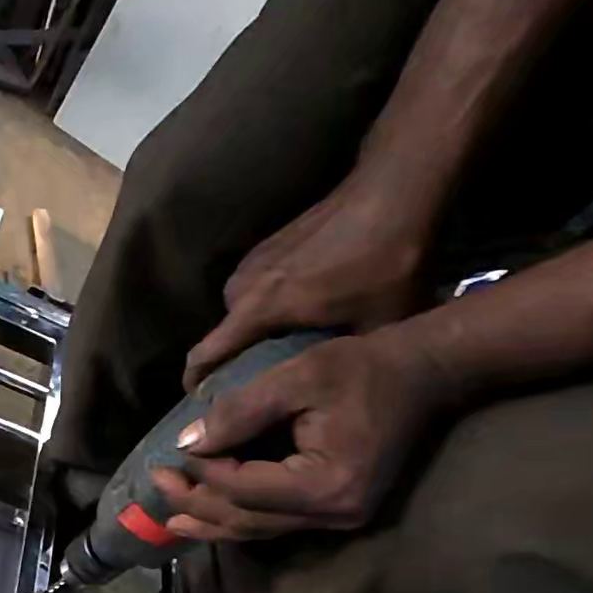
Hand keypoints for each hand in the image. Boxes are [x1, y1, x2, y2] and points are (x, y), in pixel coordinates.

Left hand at [156, 329, 457, 541]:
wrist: (422, 373)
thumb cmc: (360, 367)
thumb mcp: (294, 377)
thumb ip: (237, 412)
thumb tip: (185, 444)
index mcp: (324, 483)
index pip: (243, 488)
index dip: (203, 472)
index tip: (170, 455)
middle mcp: (332, 513)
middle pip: (247, 519)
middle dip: (197, 505)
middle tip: (156, 488)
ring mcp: (338, 519)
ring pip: (259, 529)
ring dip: (213, 522)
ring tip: (173, 518)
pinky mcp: (337, 511)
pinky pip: (276, 522)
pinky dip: (240, 518)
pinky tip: (213, 515)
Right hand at [185, 176, 427, 390]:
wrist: (396, 187)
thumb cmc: (386, 260)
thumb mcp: (375, 325)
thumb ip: (337, 361)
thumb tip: (326, 392)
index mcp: (260, 308)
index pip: (206, 354)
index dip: (196, 383)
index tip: (197, 405)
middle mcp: (243, 285)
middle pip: (223, 338)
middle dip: (233, 362)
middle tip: (259, 385)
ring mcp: (251, 263)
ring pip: (239, 315)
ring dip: (252, 334)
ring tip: (281, 352)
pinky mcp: (265, 248)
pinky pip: (252, 292)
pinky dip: (264, 310)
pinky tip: (297, 316)